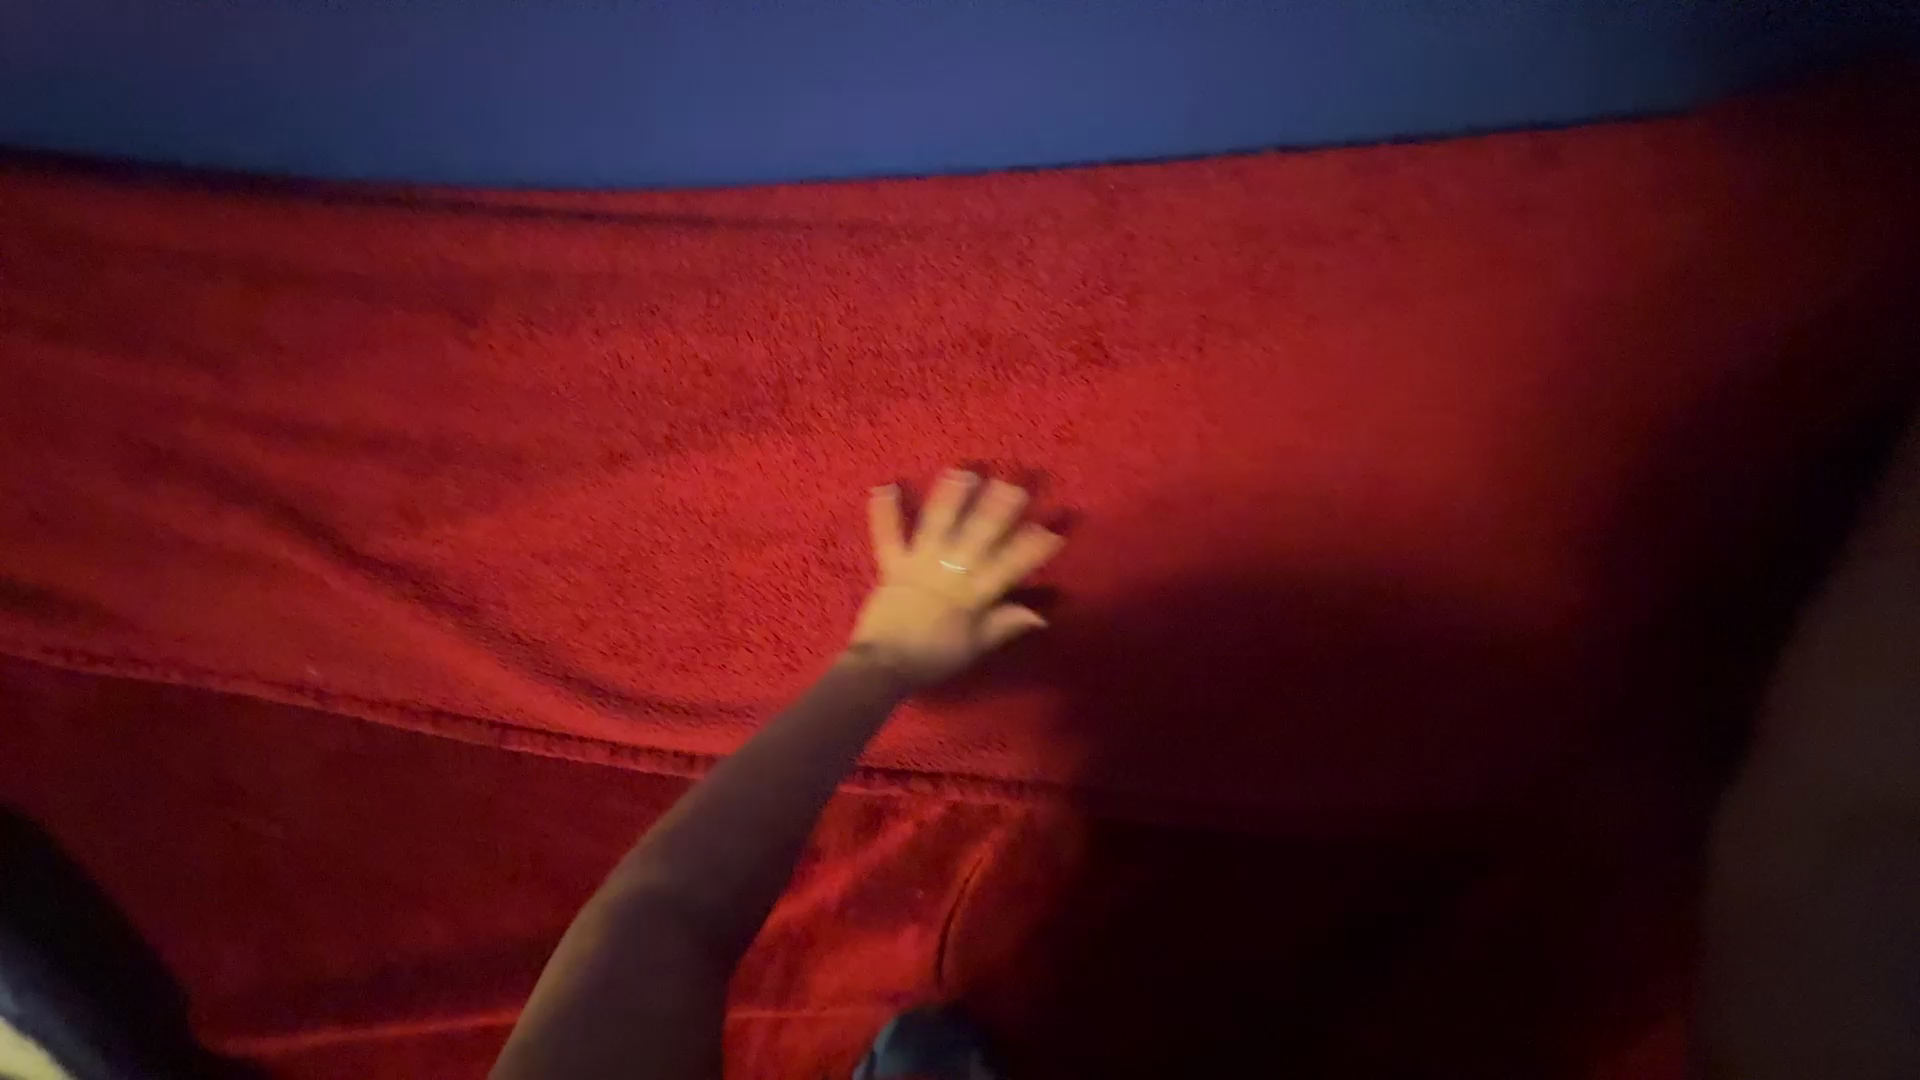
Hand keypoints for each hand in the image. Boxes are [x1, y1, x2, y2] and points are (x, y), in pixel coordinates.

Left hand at [849, 469, 1065, 690]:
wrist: (883, 667)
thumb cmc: (933, 659)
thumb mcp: (975, 648)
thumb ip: (1005, 625)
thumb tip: (1041, 615)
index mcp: (973, 595)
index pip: (1010, 567)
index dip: (1032, 549)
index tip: (1053, 529)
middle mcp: (949, 572)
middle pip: (977, 537)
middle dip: (997, 510)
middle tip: (1013, 485)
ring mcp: (919, 564)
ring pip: (938, 527)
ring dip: (950, 499)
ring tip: (963, 472)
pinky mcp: (891, 565)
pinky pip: (887, 536)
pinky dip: (884, 512)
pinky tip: (885, 485)